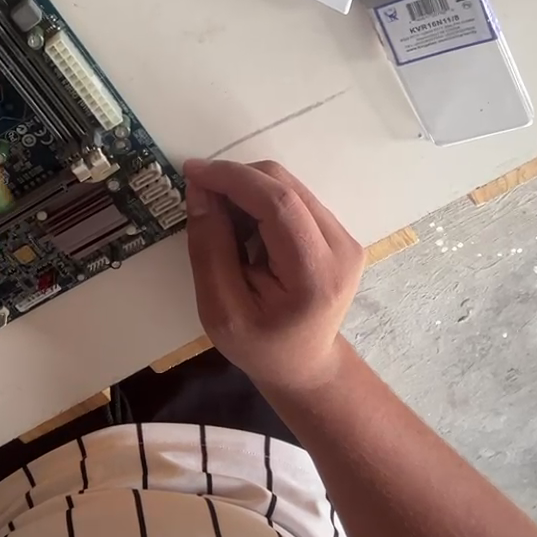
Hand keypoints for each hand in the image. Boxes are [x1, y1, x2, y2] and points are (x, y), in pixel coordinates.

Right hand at [182, 158, 365, 391]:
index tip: (192, 172)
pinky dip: (259, 201)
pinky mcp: (337, 232)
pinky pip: (292, 197)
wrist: (303, 365)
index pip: (278, 204)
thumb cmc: (259, 346)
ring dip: (246, 192)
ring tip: (224, 226)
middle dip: (235, 181)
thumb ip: (209, 248)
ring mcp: (345, 237)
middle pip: (284, 186)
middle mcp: (341, 248)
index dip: (233, 179)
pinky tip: (245, 231)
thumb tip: (200, 190)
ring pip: (287, 185)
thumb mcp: (219, 309)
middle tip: (200, 200)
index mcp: (315, 275)